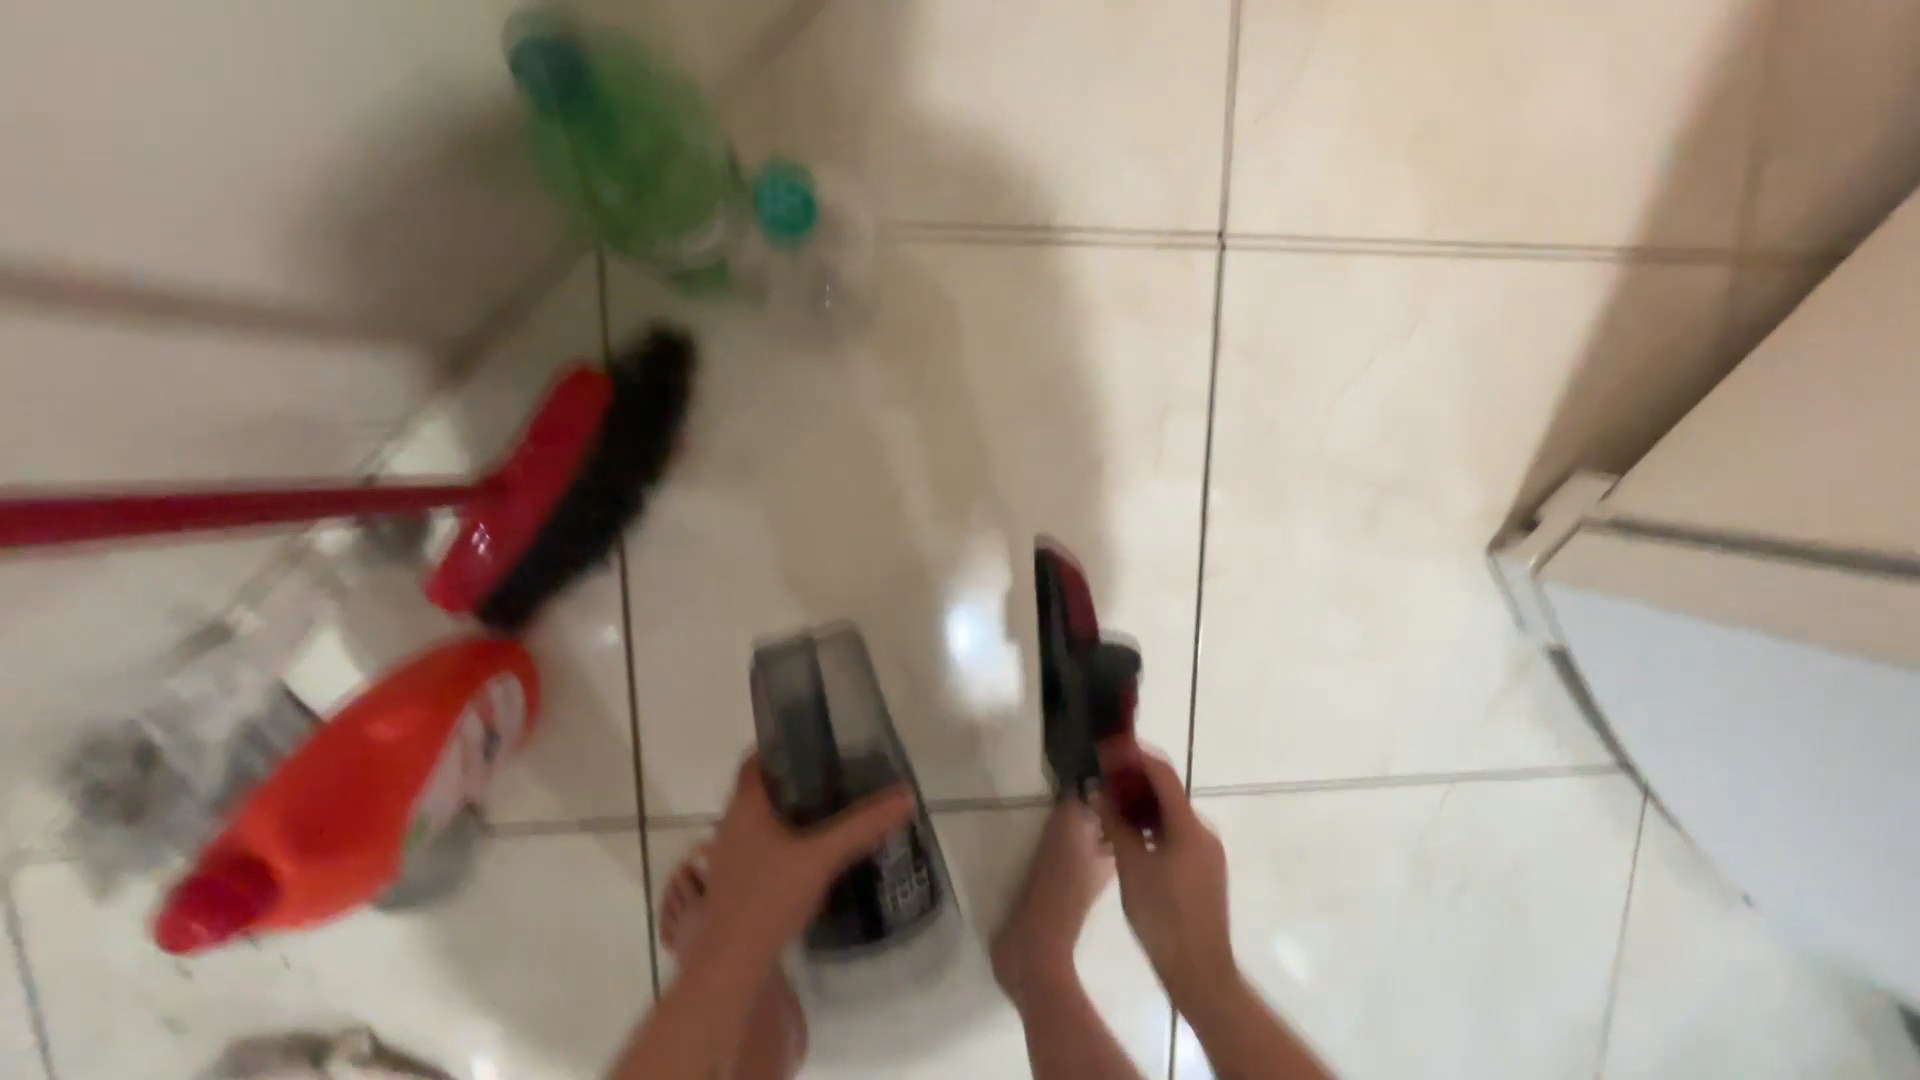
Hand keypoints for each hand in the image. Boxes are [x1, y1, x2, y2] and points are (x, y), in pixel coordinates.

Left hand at [685, 755, 916, 974]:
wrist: (730, 965)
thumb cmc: (768, 898)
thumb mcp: (821, 857)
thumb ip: (862, 826)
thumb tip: (905, 795)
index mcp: (745, 807)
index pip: (755, 761)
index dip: (780, 746)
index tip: (815, 741)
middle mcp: (731, 826)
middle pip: (762, 791)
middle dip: (796, 782)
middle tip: (837, 776)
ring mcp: (730, 859)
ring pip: (763, 823)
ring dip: (791, 815)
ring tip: (833, 813)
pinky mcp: (737, 886)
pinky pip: (764, 850)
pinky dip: (788, 844)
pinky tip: (816, 856)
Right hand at [1091, 740, 1236, 1003]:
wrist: (1201, 971)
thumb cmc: (1163, 918)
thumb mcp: (1132, 868)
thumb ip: (1116, 825)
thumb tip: (1099, 792)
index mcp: (1188, 827)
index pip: (1162, 774)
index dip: (1134, 756)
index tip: (1108, 748)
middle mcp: (1203, 832)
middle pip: (1167, 792)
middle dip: (1134, 780)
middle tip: (1103, 777)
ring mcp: (1207, 852)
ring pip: (1171, 815)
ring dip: (1141, 805)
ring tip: (1109, 806)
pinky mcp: (1205, 870)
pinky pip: (1176, 834)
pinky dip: (1152, 826)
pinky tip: (1129, 837)